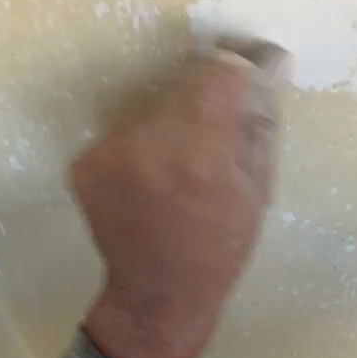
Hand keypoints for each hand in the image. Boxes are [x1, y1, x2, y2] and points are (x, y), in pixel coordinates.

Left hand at [75, 45, 287, 357]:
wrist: (158, 294)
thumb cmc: (223, 244)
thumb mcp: (260, 186)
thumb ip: (261, 121)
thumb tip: (271, 63)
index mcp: (203, 153)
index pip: (220, 72)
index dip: (236, 71)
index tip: (243, 81)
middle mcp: (151, 145)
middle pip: (184, 84)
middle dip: (205, 98)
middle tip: (214, 131)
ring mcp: (110, 153)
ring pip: (153, 105)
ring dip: (173, 120)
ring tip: (181, 161)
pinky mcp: (84, 163)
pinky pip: (126, 130)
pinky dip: (144, 143)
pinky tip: (153, 177)